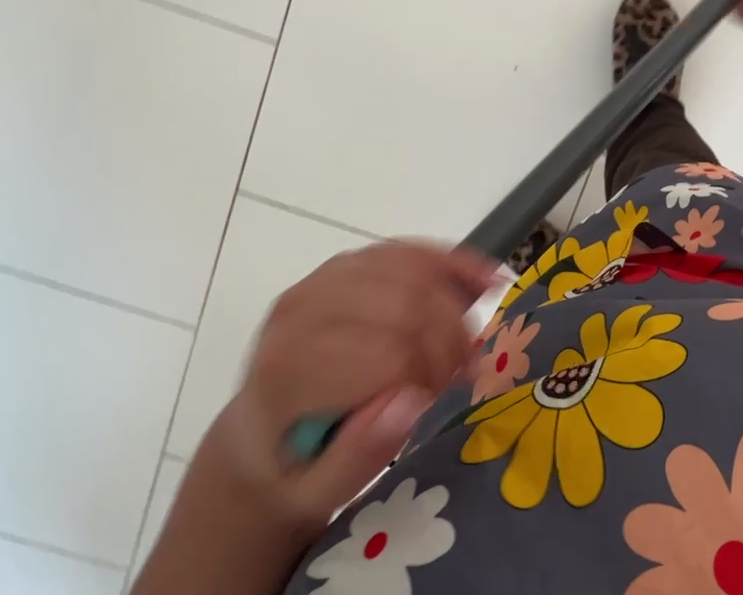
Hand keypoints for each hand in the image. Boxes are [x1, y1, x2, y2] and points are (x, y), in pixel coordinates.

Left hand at [212, 240, 497, 529]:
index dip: (429, 375)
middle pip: (403, 304)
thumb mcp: (316, 491)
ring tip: (464, 347)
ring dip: (452, 307)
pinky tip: (484, 282)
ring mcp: (319, 281)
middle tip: (464, 376)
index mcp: (288, 370)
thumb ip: (358, 456)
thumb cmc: (293, 468)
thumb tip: (410, 403)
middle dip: (448, 339)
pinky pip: (405, 251)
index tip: (442, 402)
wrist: (258, 437)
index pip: (384, 352)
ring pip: (410, 270)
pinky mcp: (341, 267)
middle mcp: (300, 312)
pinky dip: (450, 264)